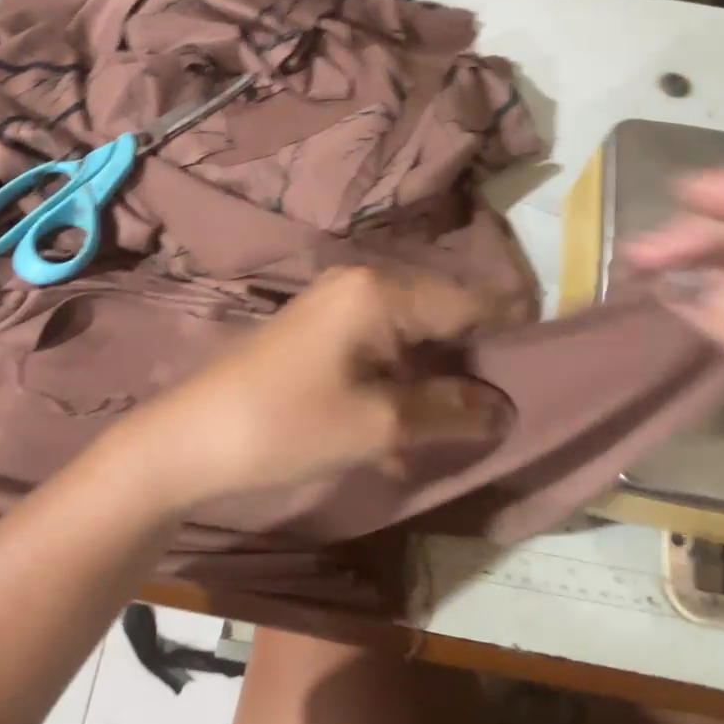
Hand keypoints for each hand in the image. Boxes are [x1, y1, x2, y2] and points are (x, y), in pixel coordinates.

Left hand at [105, 267, 489, 512]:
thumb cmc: (287, 426)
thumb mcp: (377, 425)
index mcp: (382, 291)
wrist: (190, 440)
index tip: (533, 383)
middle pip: (444, 315)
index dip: (507, 340)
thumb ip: (449, 412)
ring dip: (434, 382)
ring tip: (452, 430)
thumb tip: (503, 410)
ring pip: (414, 337)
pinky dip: (400, 385)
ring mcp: (339, 306)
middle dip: (470, 365)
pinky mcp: (322, 333)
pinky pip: (382, 350)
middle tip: (493, 416)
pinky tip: (403, 430)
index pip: (471, 302)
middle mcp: (364, 284)